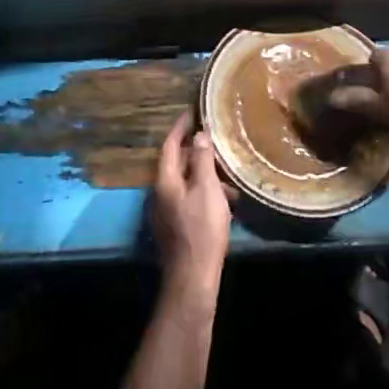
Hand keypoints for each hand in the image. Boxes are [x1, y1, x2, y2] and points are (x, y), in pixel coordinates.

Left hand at [151, 112, 231, 303]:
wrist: (193, 276)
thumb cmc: (202, 229)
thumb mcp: (207, 190)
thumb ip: (202, 161)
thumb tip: (200, 135)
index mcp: (165, 180)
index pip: (170, 145)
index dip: (181, 127)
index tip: (192, 112)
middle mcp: (161, 191)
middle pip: (176, 162)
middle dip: (195, 150)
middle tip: (215, 138)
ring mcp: (167, 209)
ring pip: (185, 181)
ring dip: (204, 173)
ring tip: (228, 172)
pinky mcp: (176, 224)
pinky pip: (190, 197)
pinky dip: (205, 191)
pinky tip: (226, 200)